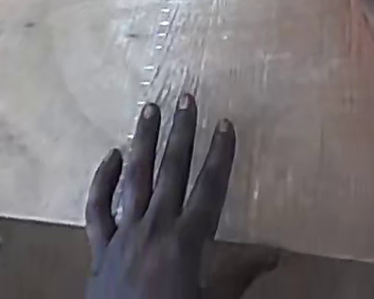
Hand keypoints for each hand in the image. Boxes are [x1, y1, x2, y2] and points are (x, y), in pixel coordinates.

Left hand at [86, 95, 236, 298]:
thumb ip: (241, 276)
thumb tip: (276, 254)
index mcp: (186, 241)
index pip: (209, 187)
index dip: (220, 154)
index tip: (226, 123)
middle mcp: (156, 227)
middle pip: (172, 170)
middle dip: (182, 132)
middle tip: (186, 98)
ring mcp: (124, 235)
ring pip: (135, 178)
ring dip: (144, 141)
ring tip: (149, 108)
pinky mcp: (99, 249)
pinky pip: (97, 210)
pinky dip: (102, 181)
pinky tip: (111, 155)